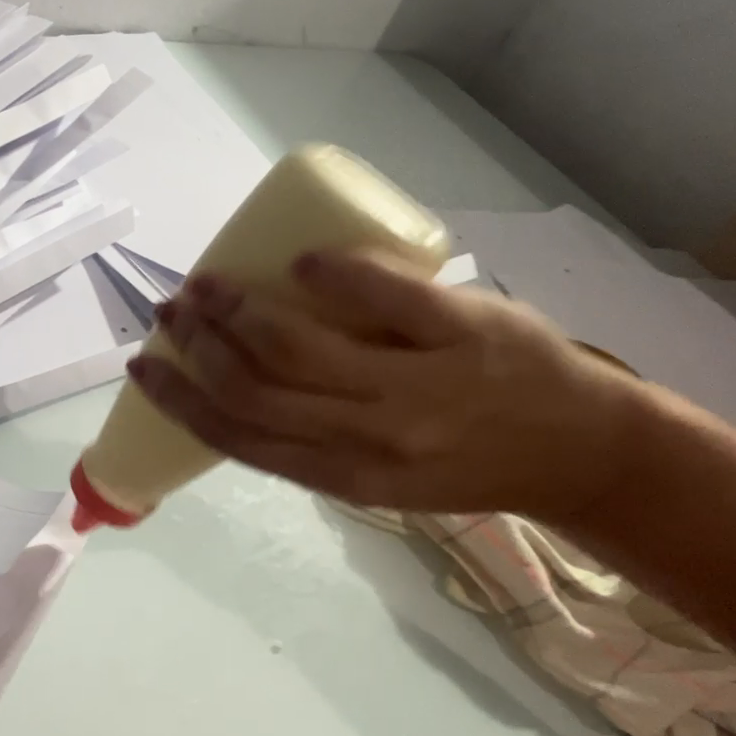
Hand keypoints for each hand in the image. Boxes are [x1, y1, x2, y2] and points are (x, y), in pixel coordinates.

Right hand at [128, 249, 644, 517]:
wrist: (591, 455)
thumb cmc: (467, 464)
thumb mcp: (377, 474)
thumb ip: (312, 439)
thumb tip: (235, 383)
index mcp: (342, 475)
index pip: (236, 435)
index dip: (177, 398)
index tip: (143, 364)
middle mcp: (371, 437)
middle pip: (252, 386)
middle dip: (196, 342)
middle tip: (172, 307)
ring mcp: (420, 385)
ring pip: (297, 343)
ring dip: (237, 306)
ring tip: (208, 281)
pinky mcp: (467, 330)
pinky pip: (384, 297)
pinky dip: (333, 273)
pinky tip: (302, 261)